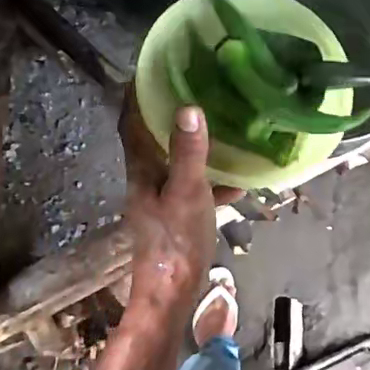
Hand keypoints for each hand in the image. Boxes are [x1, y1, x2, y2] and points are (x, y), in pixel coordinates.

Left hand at [119, 93, 217, 315]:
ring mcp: (162, 203)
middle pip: (153, 142)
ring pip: (176, 166)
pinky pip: (196, 192)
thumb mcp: (187, 193)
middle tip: (192, 93)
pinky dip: (213, 183)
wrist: (173, 295)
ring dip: (193, 149)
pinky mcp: (178, 220)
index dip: (134, 99)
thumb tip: (188, 108)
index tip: (148, 74)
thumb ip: (188, 153)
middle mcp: (147, 183)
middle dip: (168, 118)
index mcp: (142, 172)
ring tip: (219, 129)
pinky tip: (239, 183)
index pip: (130, 126)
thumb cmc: (177, 241)